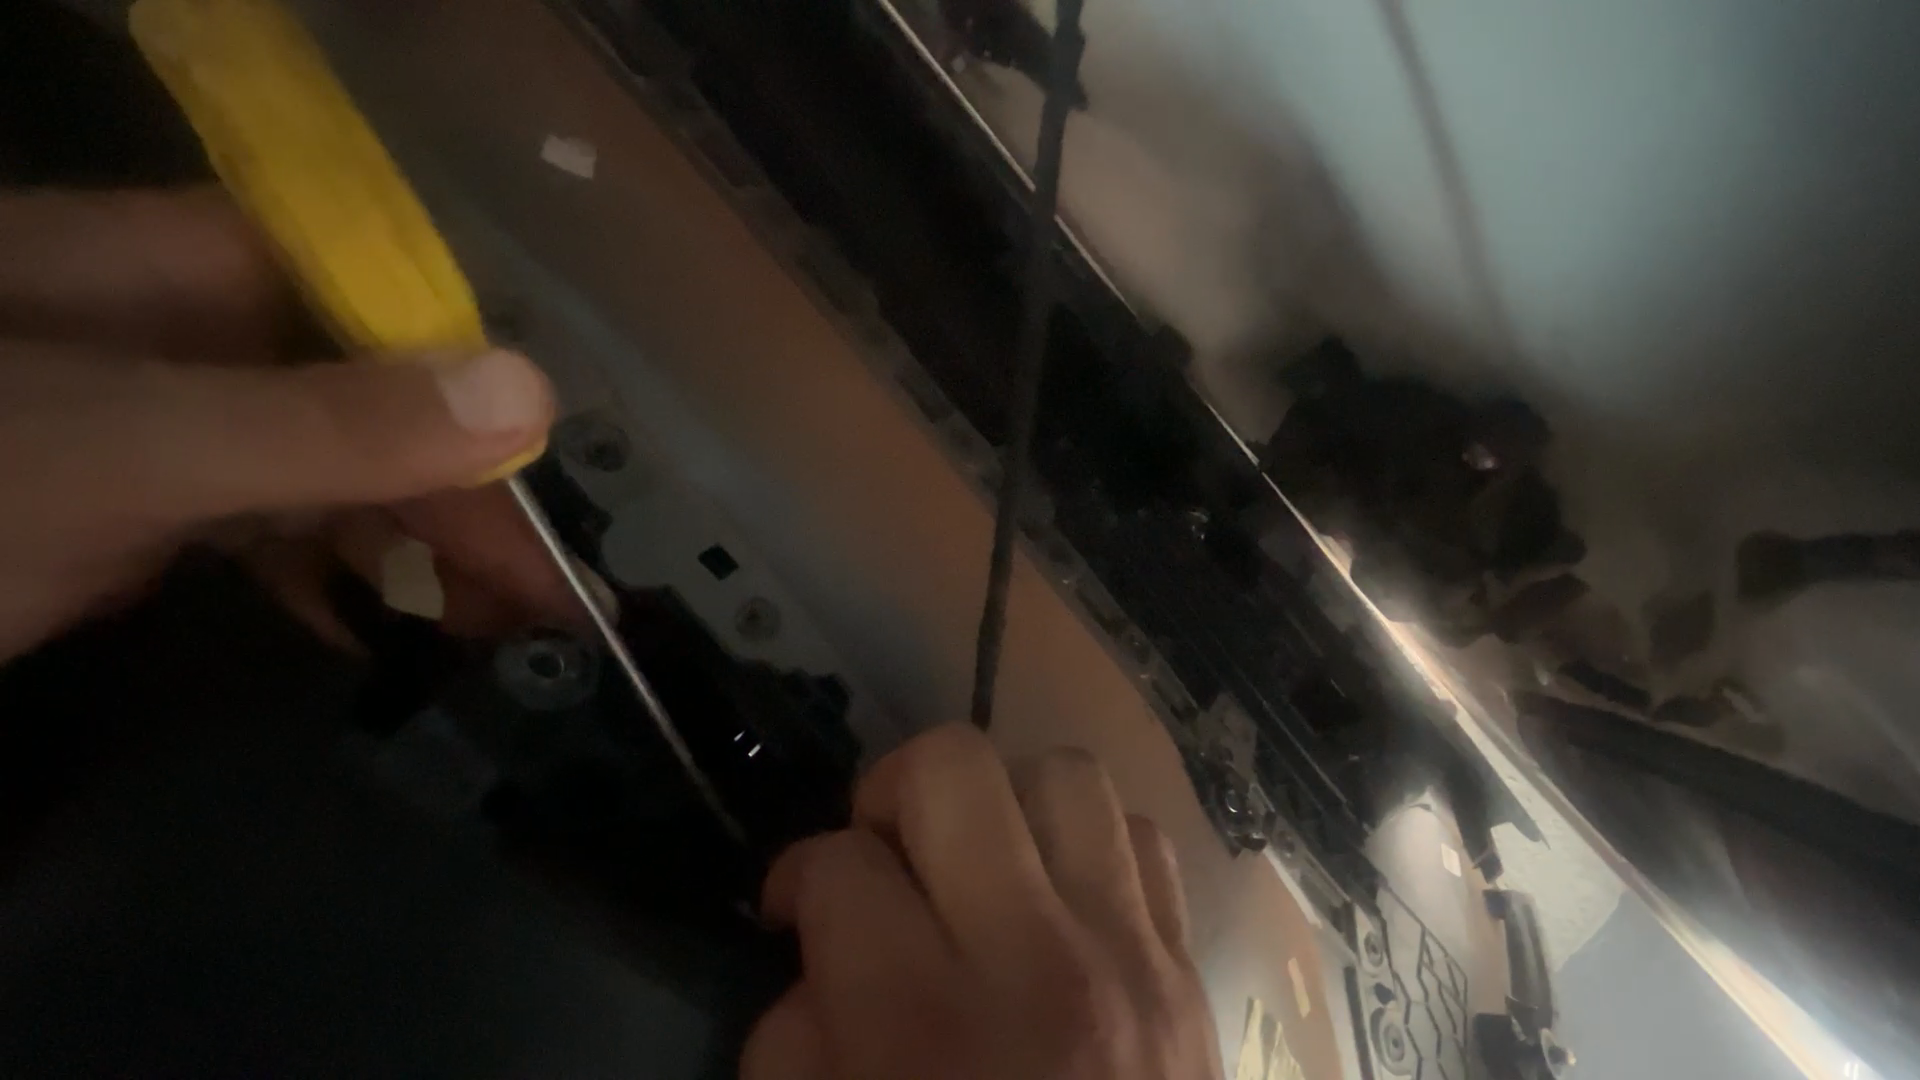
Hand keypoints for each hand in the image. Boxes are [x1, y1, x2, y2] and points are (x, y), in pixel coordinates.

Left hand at [0, 188, 572, 660]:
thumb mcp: (116, 450)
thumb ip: (327, 424)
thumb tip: (532, 394)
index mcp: (213, 280)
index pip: (411, 331)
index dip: (495, 423)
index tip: (558, 519)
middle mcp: (220, 339)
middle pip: (399, 420)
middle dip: (482, 517)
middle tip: (563, 615)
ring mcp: (192, 420)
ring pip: (360, 480)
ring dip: (436, 558)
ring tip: (516, 633)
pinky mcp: (164, 496)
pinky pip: (300, 529)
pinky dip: (356, 580)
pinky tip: (400, 630)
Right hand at [745, 724, 1222, 1079]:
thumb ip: (794, 1053)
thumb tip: (817, 958)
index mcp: (930, 1030)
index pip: (841, 870)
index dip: (798, 875)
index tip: (795, 904)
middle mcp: (1040, 962)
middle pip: (955, 768)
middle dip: (894, 787)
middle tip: (885, 849)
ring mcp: (1133, 955)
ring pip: (1063, 775)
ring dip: (1002, 798)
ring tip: (976, 856)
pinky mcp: (1189, 968)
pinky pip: (1141, 838)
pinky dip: (1089, 842)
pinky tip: (1060, 893)